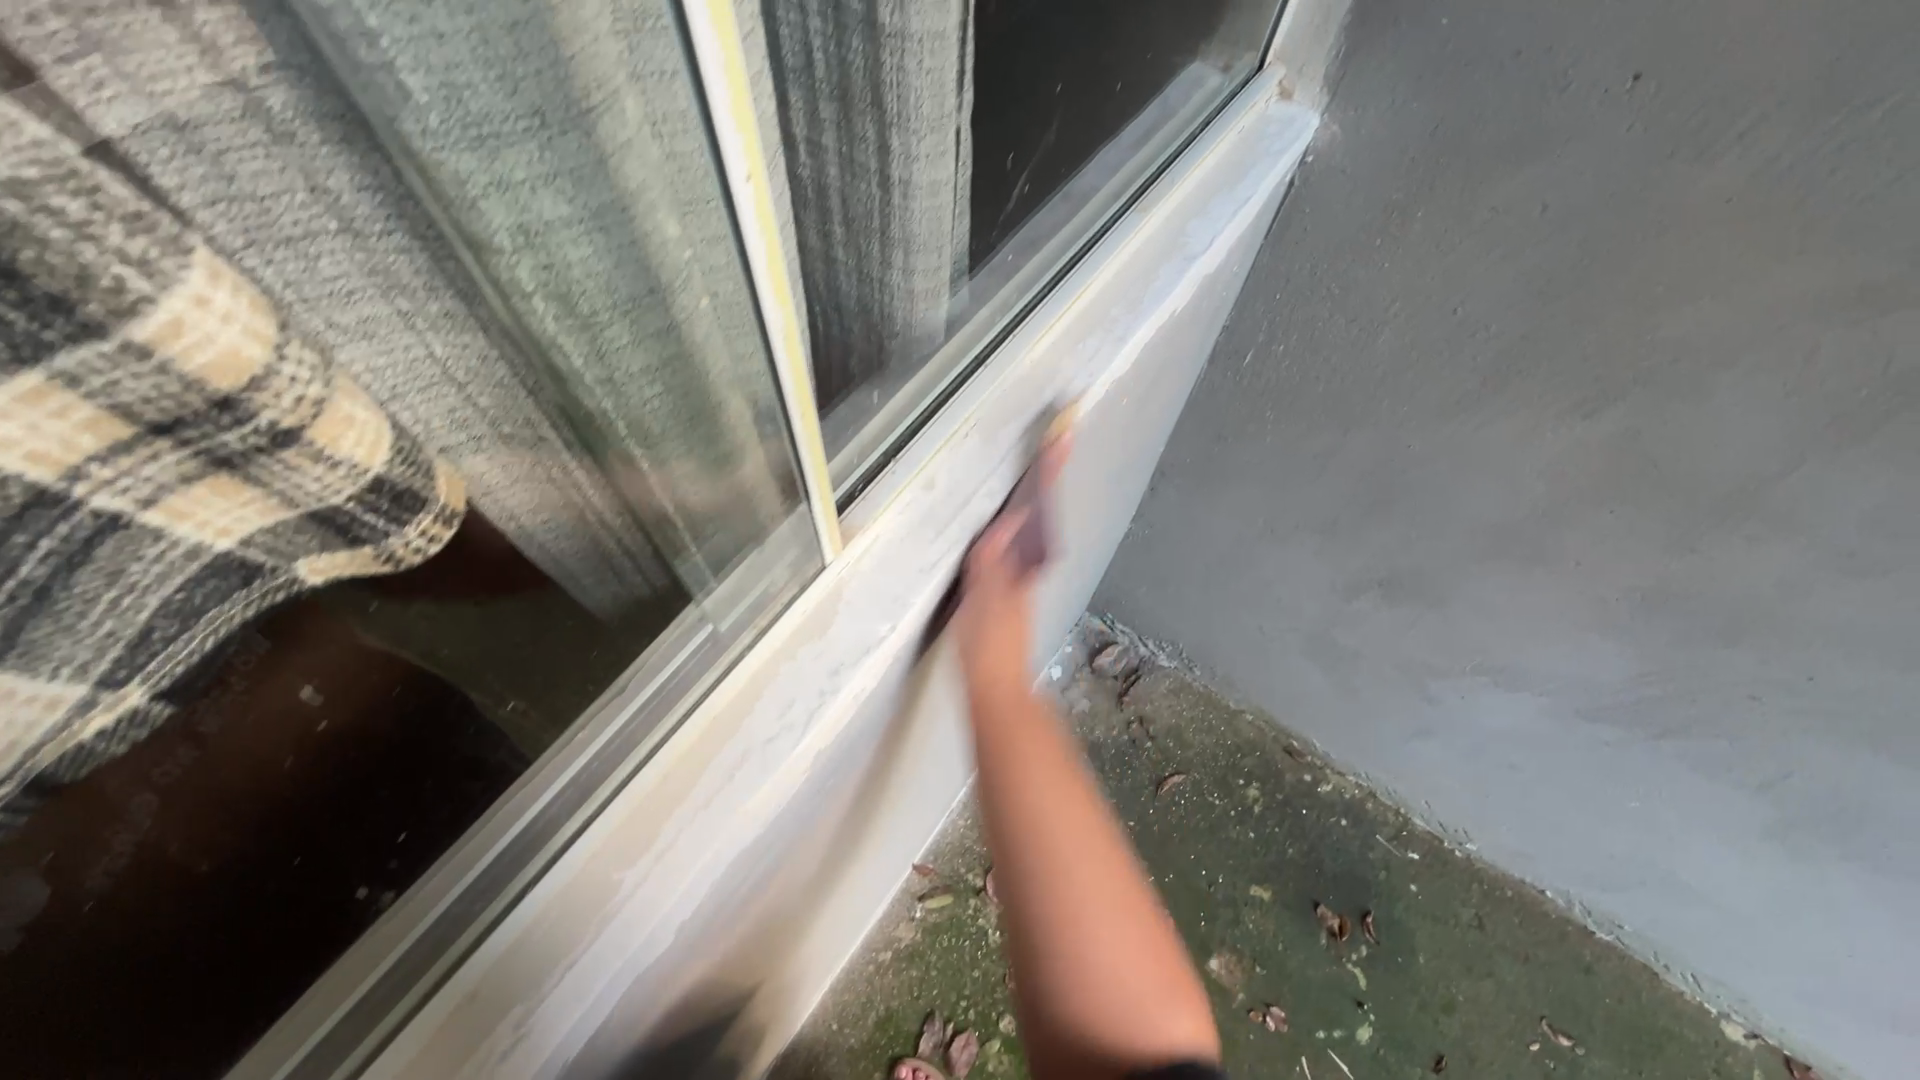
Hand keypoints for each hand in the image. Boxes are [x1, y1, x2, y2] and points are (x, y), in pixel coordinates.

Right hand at [954, 430, 1069, 694]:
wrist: (999, 693)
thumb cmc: (990, 649)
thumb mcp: (987, 604)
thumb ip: (994, 563)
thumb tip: (1011, 520)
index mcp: (1023, 566)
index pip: (1036, 509)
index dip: (1049, 474)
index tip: (1063, 437)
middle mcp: (1027, 568)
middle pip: (1039, 512)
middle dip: (1047, 476)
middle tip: (1055, 440)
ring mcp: (1021, 580)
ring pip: (1031, 528)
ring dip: (1037, 496)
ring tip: (1039, 465)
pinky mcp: (1012, 592)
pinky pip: (1020, 544)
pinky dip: (1022, 521)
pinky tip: (1011, 522)